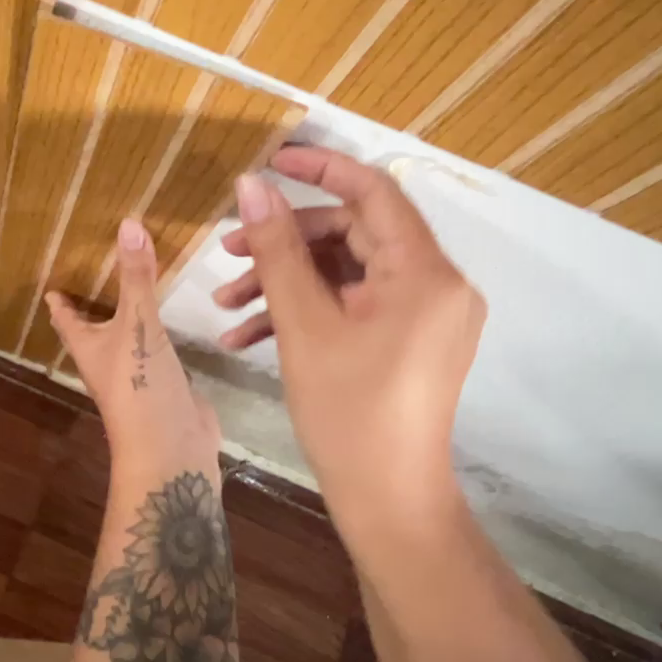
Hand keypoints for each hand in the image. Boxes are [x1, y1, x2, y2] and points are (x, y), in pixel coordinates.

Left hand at [48, 218, 219, 476]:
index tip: (52, 278)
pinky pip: (157, 349)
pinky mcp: (164, 384)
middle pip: (92, 327)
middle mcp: (106, 360)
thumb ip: (136, 277)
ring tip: (136, 283)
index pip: (65, 316)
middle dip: (93, 301)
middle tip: (98, 268)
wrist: (172, 451)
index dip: (58, 298)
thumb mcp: (138, 326)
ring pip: (126, 336)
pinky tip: (174, 317)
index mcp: (88, 347)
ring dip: (128, 314)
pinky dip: (159, 330)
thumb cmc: (140, 387)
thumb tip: (129, 223)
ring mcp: (136, 374)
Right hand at [217, 147, 484, 543]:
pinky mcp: (408, 338)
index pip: (373, 191)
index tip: (270, 161)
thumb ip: (276, 248)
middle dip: (284, 242)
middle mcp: (436, 284)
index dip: (320, 169)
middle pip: (352, 234)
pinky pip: (353, 305)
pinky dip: (305, 312)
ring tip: (225, 305)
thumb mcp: (302, 324)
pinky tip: (247, 337)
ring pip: (345, 272)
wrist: (387, 500)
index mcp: (424, 273)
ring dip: (284, 282)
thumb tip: (250, 186)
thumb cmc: (347, 411)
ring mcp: (424, 314)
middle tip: (226, 255)